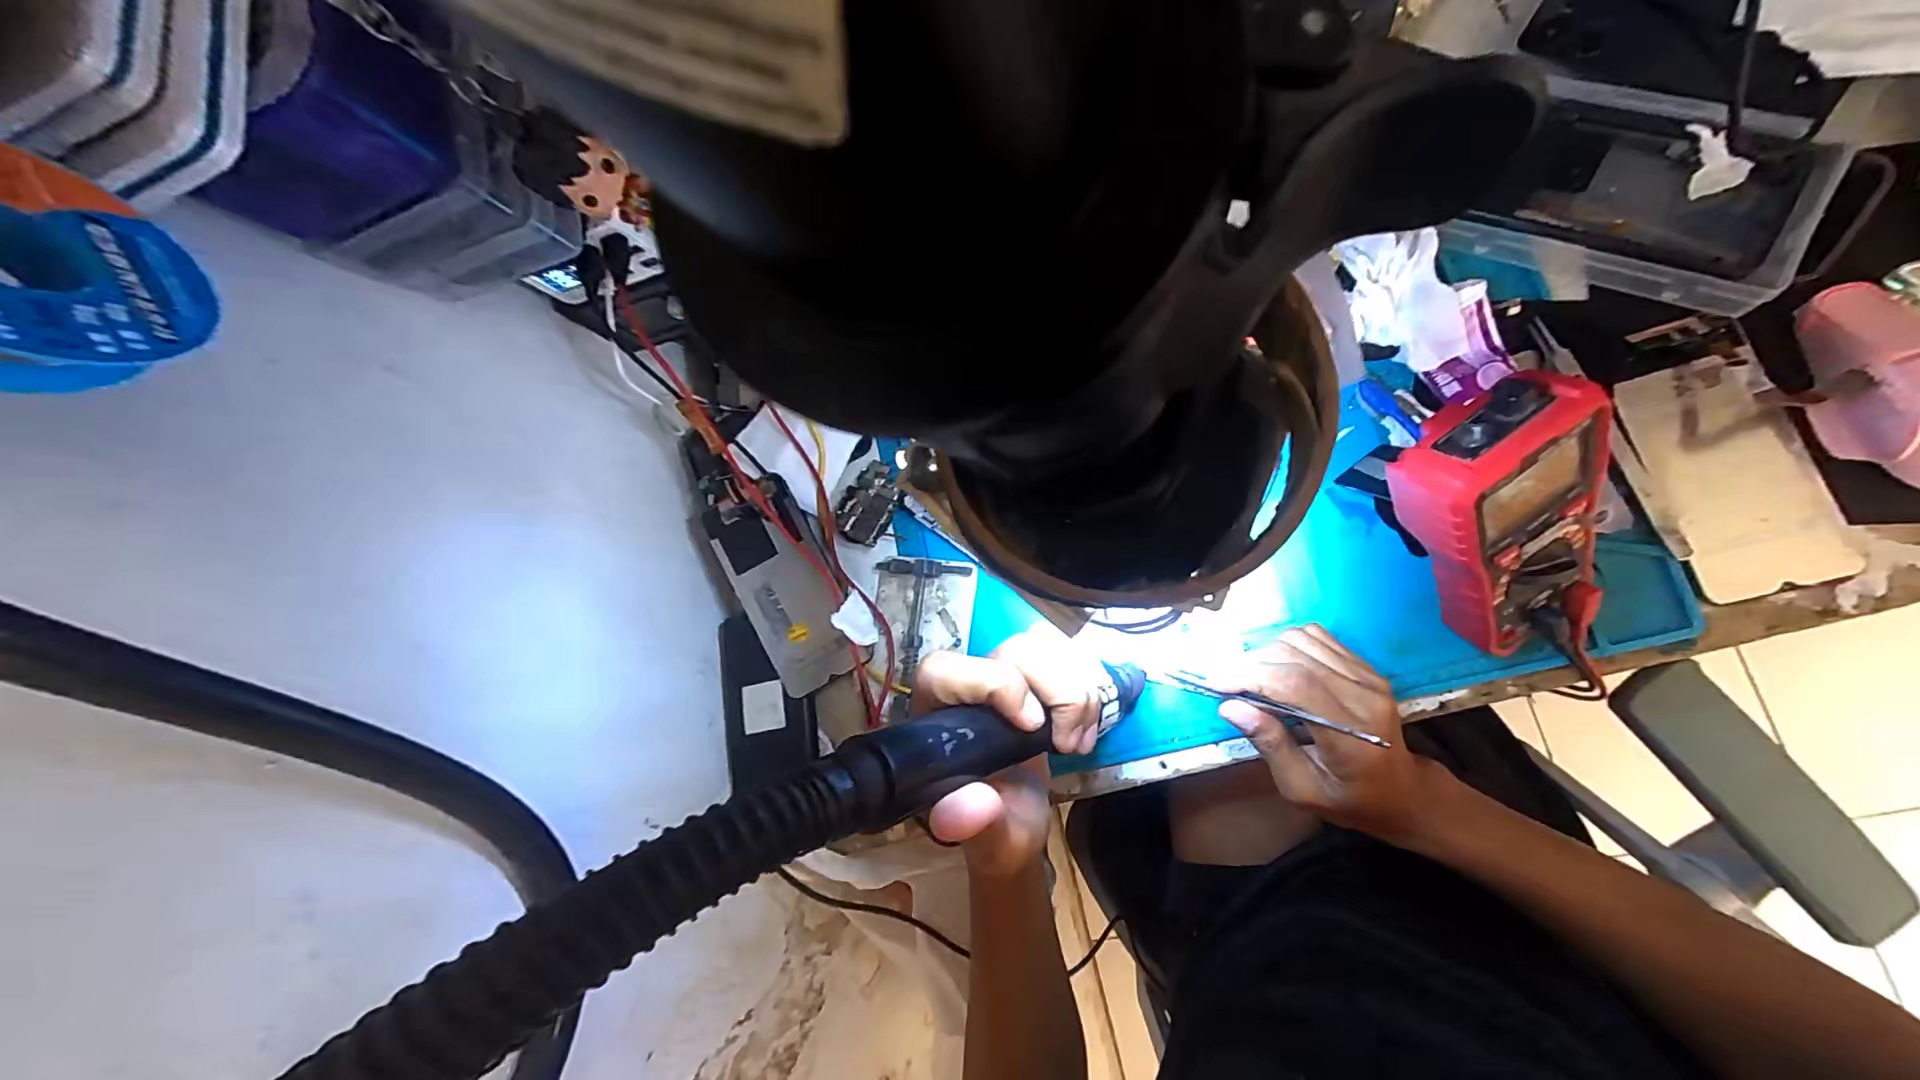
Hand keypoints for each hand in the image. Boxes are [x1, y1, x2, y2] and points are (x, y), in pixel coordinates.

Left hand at [916, 625, 1107, 878]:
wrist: (1019, 823)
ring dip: (1077, 692)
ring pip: (1042, 645)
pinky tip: (1085, 731)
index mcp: (935, 717)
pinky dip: (1089, 690)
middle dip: (1056, 692)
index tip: (1033, 726)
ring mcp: (1002, 674)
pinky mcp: (1033, 674)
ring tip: (1077, 744)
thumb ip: (973, 824)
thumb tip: (972, 805)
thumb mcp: (987, 839)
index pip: (945, 670)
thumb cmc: (995, 829)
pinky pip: (1066, 655)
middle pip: (1011, 649)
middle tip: (1069, 745)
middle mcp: (965, 684)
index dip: (994, 684)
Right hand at [1213, 624, 1444, 842]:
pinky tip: (1278, 667)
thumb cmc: (1349, 799)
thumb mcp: (1303, 790)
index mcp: (1352, 736)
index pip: (1295, 685)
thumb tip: (1231, 707)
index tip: (1217, 683)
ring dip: (1267, 652)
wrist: (1404, 792)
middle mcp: (1364, 697)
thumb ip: (1270, 745)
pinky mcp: (1366, 667)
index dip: (1250, 675)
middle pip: (1294, 656)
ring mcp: (1369, 677)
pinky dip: (1287, 645)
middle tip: (1230, 684)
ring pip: (1302, 639)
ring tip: (1254, 677)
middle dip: (1251, 664)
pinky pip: (1317, 637)